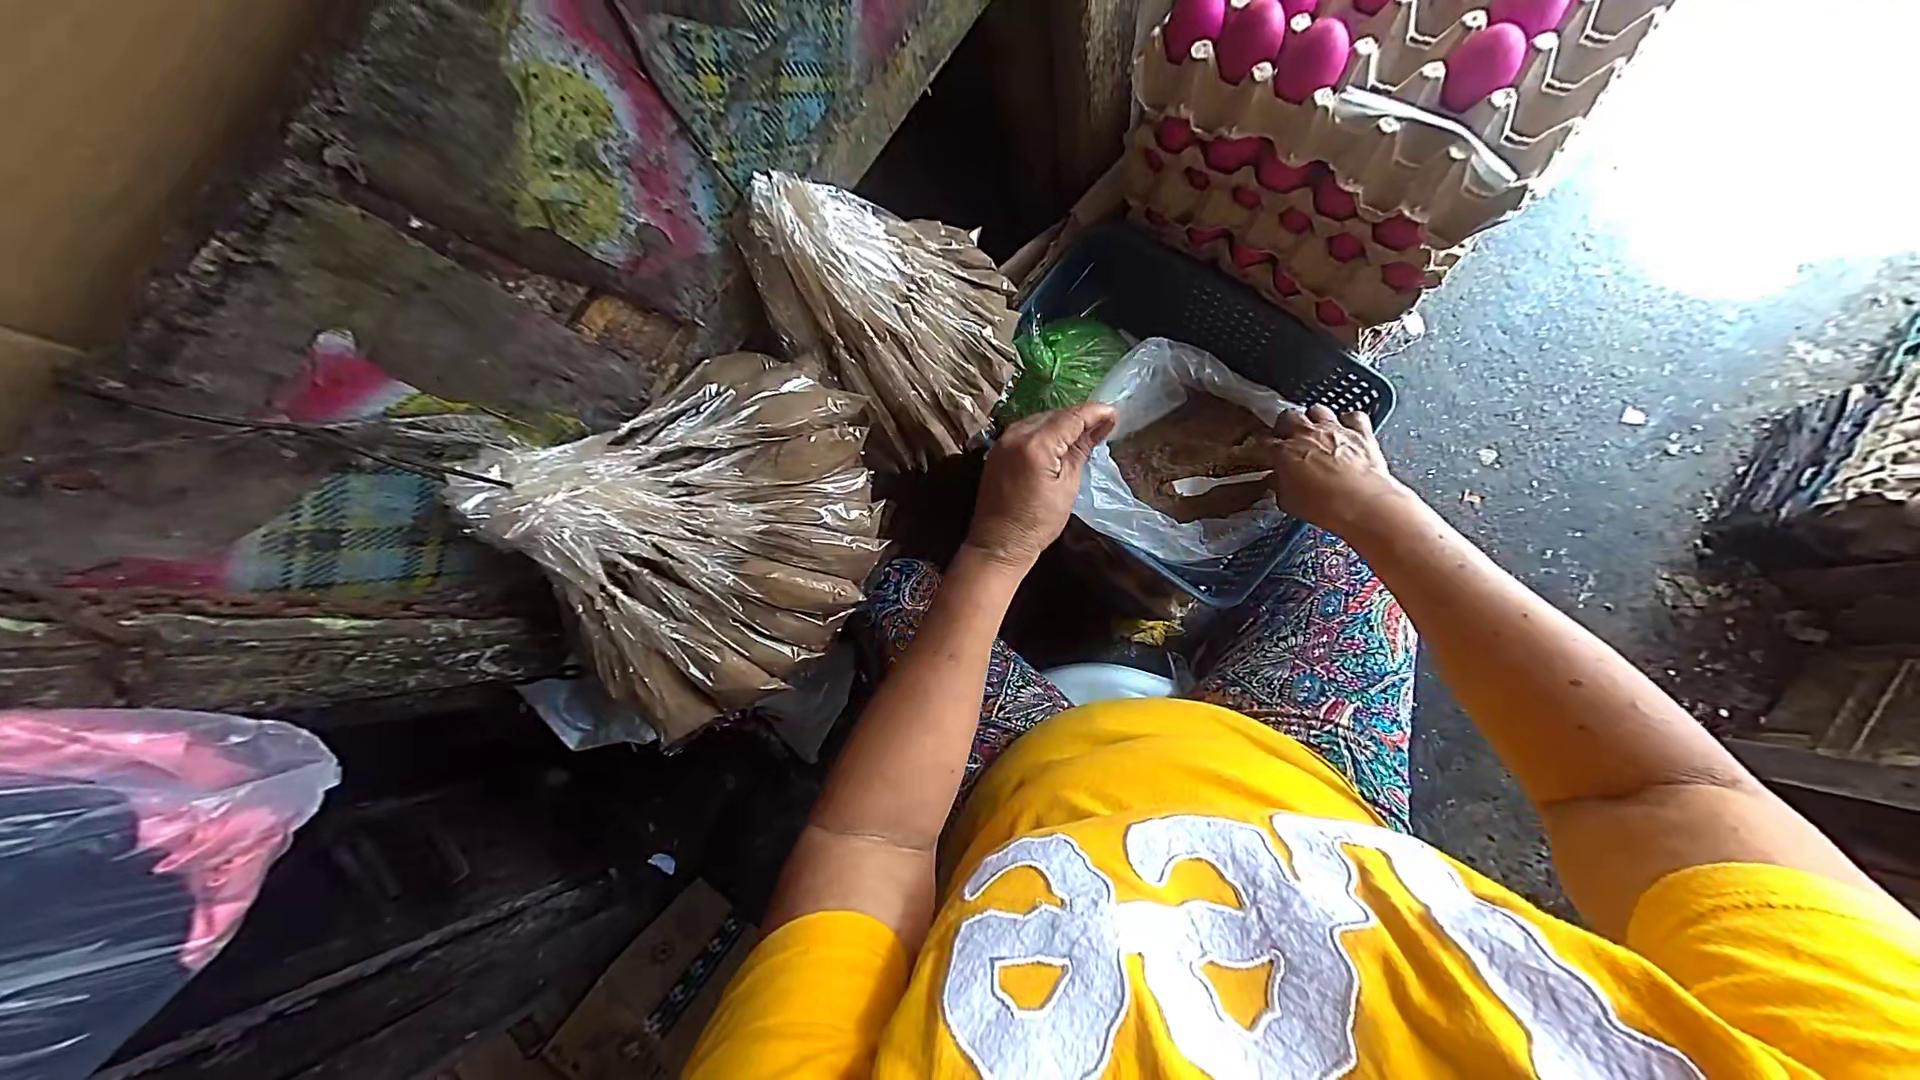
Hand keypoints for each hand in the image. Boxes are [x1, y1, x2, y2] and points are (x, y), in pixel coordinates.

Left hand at [965, 403, 1117, 570]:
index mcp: (1035, 446)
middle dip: (1080, 417)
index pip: (1071, 418)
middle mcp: (1016, 435)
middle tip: (1104, 425)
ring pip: (1040, 420)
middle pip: (1055, 415)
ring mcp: (1003, 441)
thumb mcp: (1067, 487)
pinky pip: (1026, 430)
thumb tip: (1101, 426)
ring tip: (1085, 434)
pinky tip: (1059, 442)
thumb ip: (1080, 450)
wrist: (998, 544)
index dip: (1095, 413)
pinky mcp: (997, 450)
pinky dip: (1045, 431)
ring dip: (1062, 423)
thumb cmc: (1037, 523)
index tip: (1114, 414)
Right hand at [1265, 404, 1415, 536]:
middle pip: (1288, 416)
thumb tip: (1275, 482)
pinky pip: (1354, 416)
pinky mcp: (1360, 433)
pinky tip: (1347, 428)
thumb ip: (1278, 486)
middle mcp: (1307, 435)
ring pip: (1318, 410)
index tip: (1262, 449)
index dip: (1261, 444)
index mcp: (1283, 452)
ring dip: (1314, 418)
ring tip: (1315, 430)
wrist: (1360, 503)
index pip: (1263, 440)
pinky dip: (1349, 420)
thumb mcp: (1287, 501)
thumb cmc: (1323, 504)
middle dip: (1285, 424)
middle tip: (1287, 435)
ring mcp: (1334, 431)